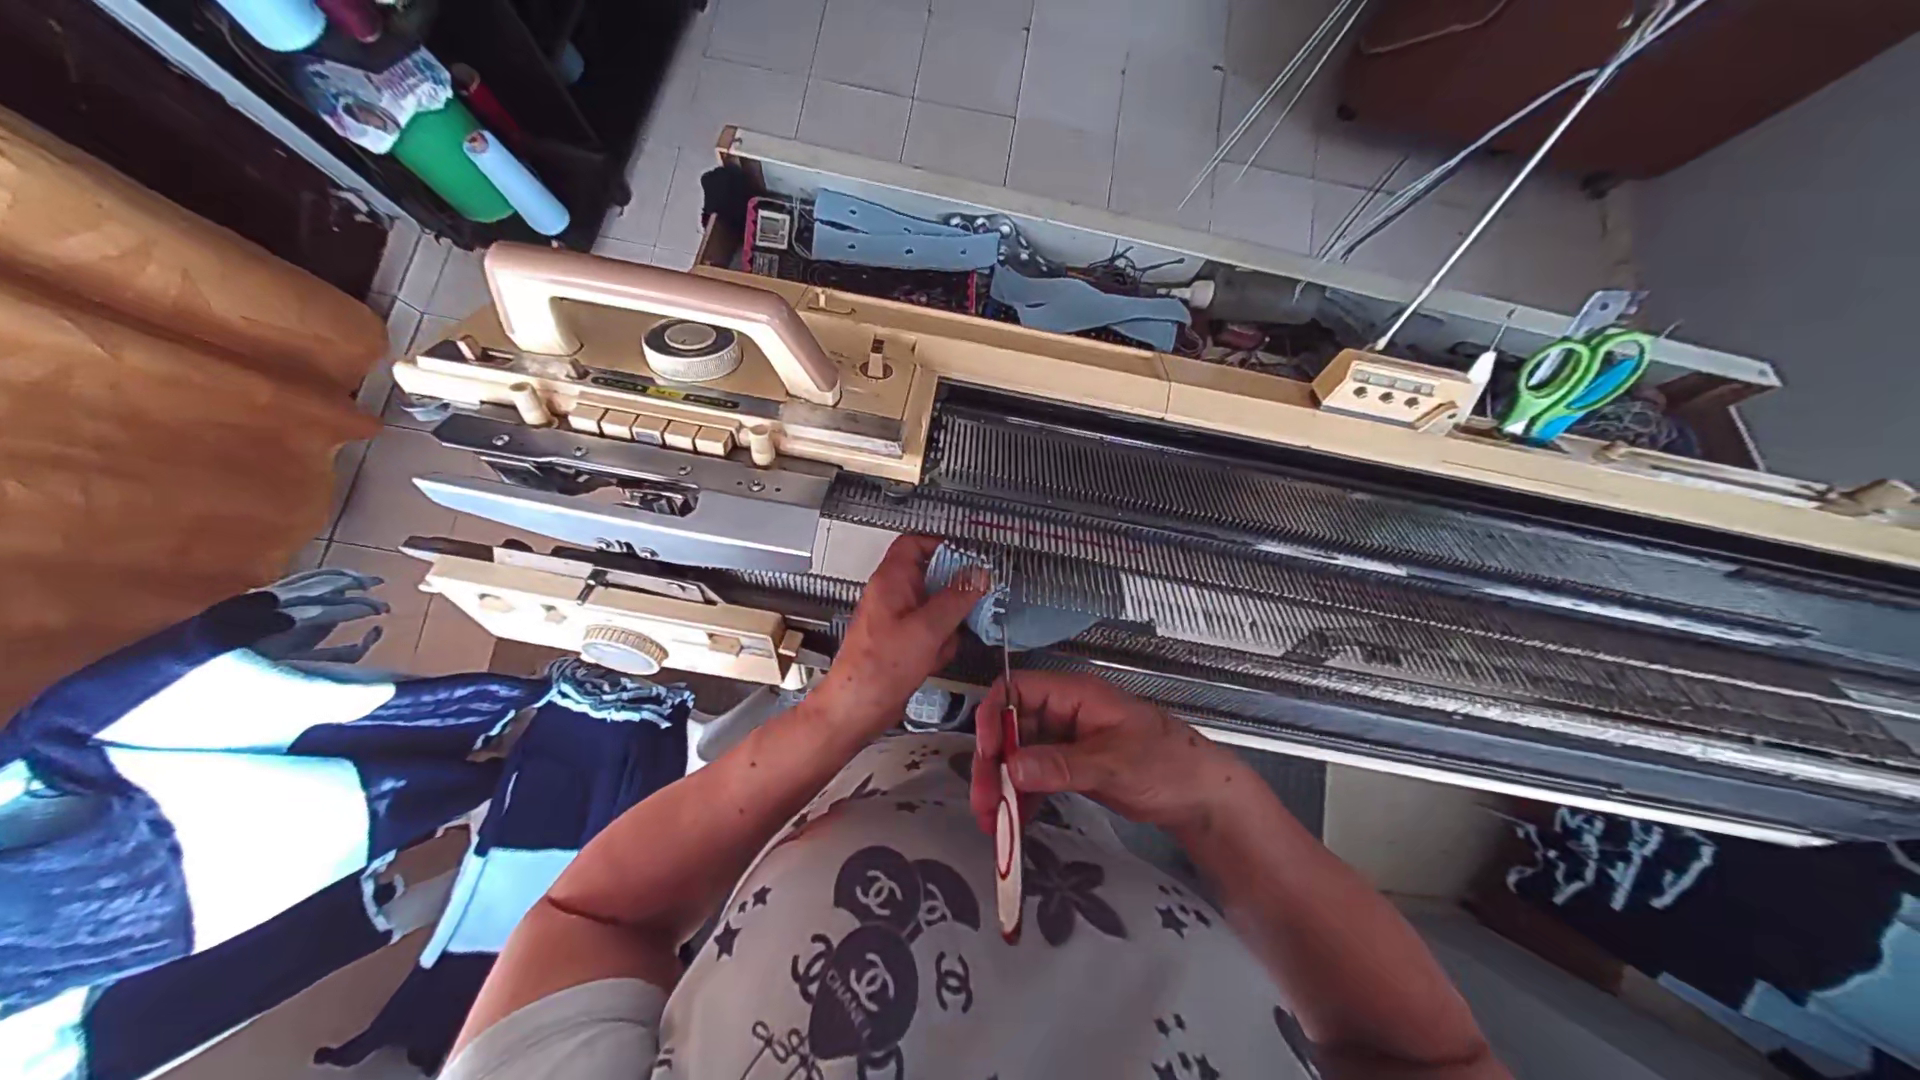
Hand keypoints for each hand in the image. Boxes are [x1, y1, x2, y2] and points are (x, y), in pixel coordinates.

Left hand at [811, 535, 987, 738]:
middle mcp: (892, 595)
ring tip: (939, 645)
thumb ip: (956, 598)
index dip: (941, 545)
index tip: (967, 558)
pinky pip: (930, 633)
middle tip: (966, 608)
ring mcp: (897, 619)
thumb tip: (977, 576)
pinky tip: (931, 661)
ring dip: (946, 627)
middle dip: (952, 598)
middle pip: (932, 578)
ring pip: (936, 609)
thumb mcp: (927, 629)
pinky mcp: (901, 641)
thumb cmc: (878, 667)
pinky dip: (937, 646)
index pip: (914, 543)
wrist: (857, 707)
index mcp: (891, 580)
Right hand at [970, 672, 1248, 833]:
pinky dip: (1022, 798)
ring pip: (1018, 755)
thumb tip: (1012, 767)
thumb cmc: (1166, 764)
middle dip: (993, 763)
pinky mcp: (1070, 767)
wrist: (1202, 797)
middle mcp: (1064, 713)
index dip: (994, 714)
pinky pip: (1034, 777)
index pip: (1018, 689)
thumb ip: (1061, 765)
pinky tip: (1014, 823)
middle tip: (984, 801)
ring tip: (992, 823)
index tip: (985, 751)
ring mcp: (1066, 741)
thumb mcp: (1114, 764)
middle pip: (1011, 727)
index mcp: (1075, 695)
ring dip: (1002, 786)